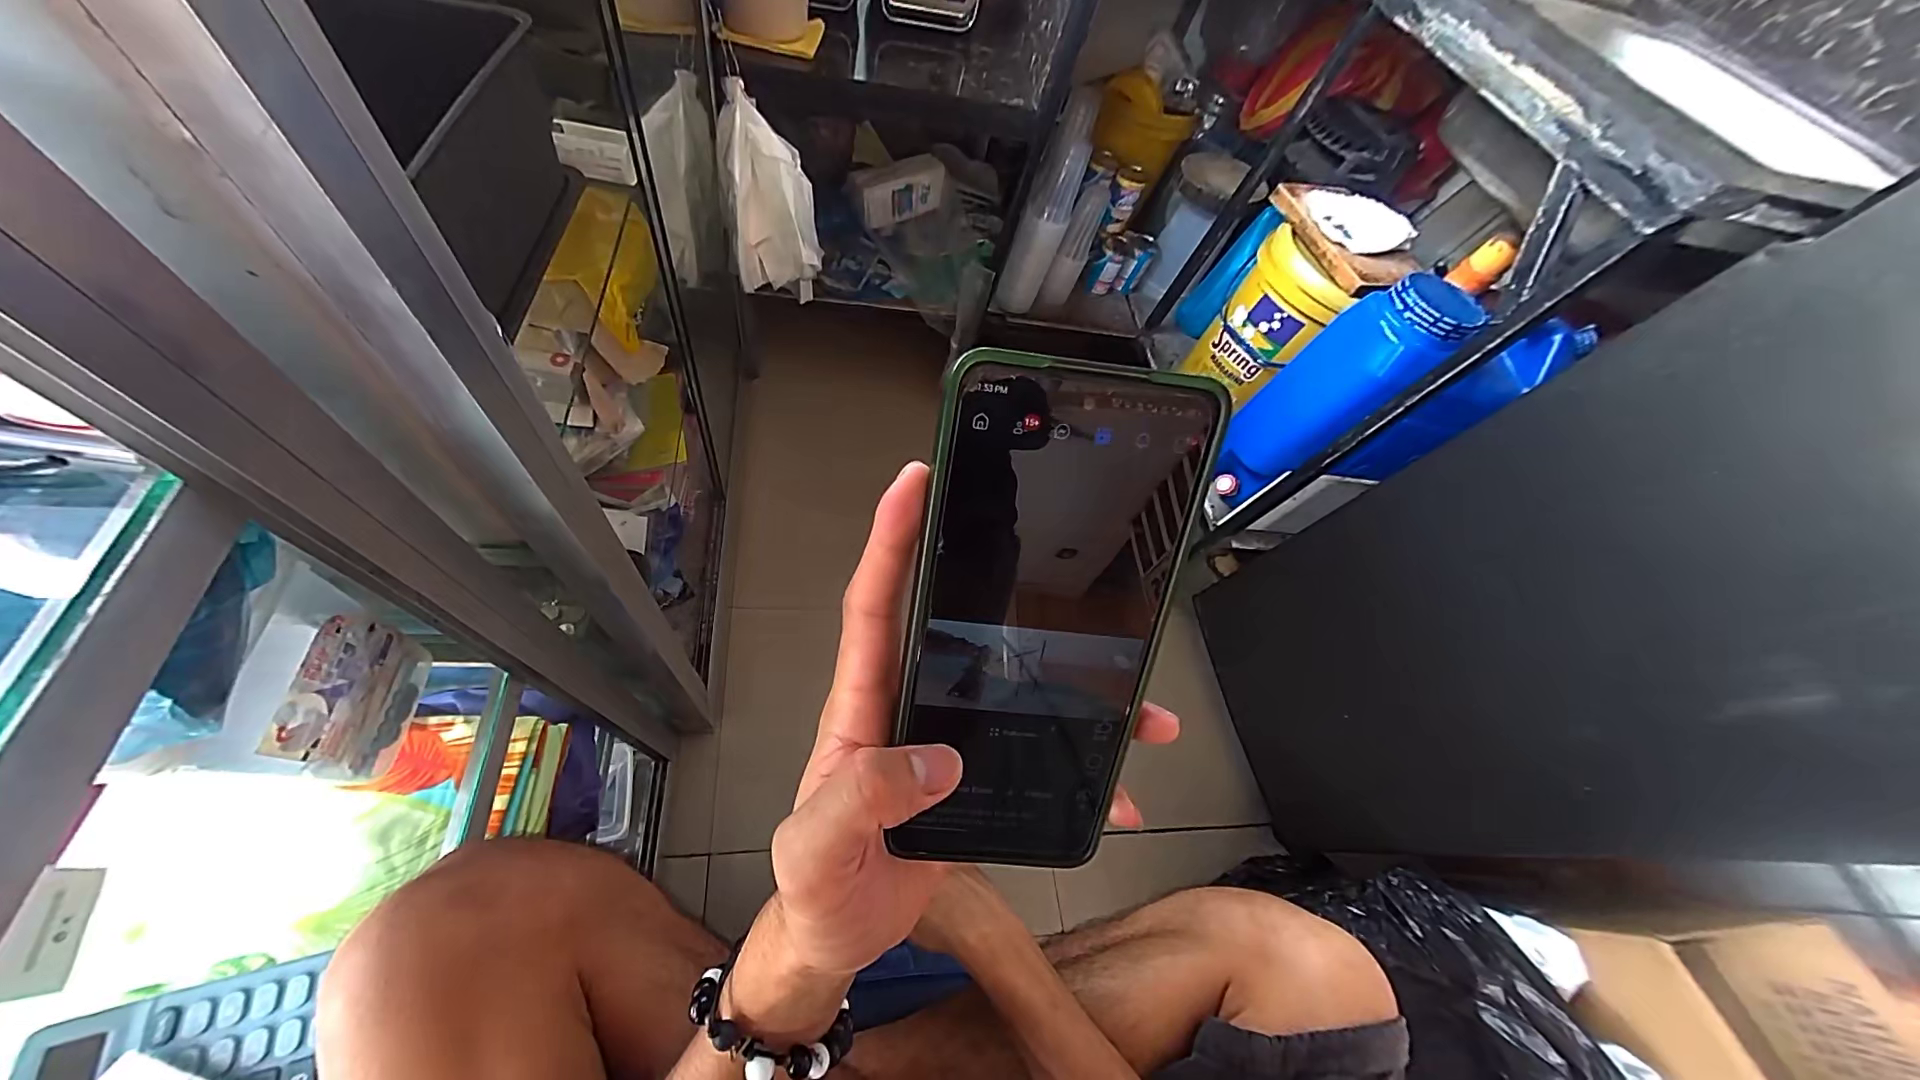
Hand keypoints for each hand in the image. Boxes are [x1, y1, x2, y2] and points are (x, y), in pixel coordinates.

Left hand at [766, 461, 1183, 976]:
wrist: (841, 928)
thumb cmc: (818, 884)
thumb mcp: (820, 847)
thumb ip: (863, 799)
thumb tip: (934, 761)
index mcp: (863, 704)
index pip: (874, 602)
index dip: (891, 538)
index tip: (914, 481)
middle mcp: (905, 703)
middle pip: (947, 619)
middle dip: (988, 572)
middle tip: (1031, 535)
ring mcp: (942, 733)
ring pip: (1008, 680)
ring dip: (1067, 678)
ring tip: (1130, 688)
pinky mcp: (972, 768)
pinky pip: (1029, 744)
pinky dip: (1075, 759)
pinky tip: (1117, 785)